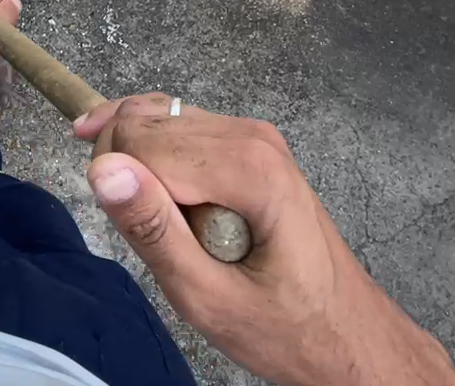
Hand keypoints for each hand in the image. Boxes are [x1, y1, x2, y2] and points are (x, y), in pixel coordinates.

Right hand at [73, 95, 454, 385]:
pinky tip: (125, 164)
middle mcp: (248, 133)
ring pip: (150, 115)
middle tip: (137, 229)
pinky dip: (143, 140)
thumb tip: (102, 169)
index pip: (137, 141)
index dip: (115, 184)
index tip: (130, 233)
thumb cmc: (285, 330)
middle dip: (120, 167)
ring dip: (127, 153)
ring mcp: (249, 132)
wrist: (352, 338)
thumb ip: (153, 230)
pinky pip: (172, 121)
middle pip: (142, 123)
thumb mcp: (208, 298)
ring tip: (135, 208)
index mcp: (248, 167)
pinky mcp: (245, 139)